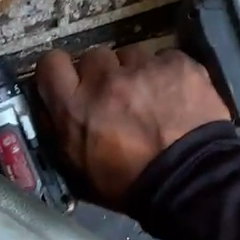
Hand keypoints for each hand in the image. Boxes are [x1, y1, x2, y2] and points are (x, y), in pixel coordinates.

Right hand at [35, 45, 232, 204]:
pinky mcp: (178, 63)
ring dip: (133, 72)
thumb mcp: (77, 169)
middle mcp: (104, 80)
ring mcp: (143, 68)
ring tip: (147, 98)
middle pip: (93, 56)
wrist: (189, 181)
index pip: (51, 63)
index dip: (58, 71)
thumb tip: (54, 110)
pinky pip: (164, 58)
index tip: (67, 82)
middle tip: (112, 97)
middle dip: (99, 74)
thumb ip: (61, 132)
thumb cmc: (128, 185)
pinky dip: (165, 74)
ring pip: (130, 55)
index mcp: (74, 108)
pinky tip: (173, 96)